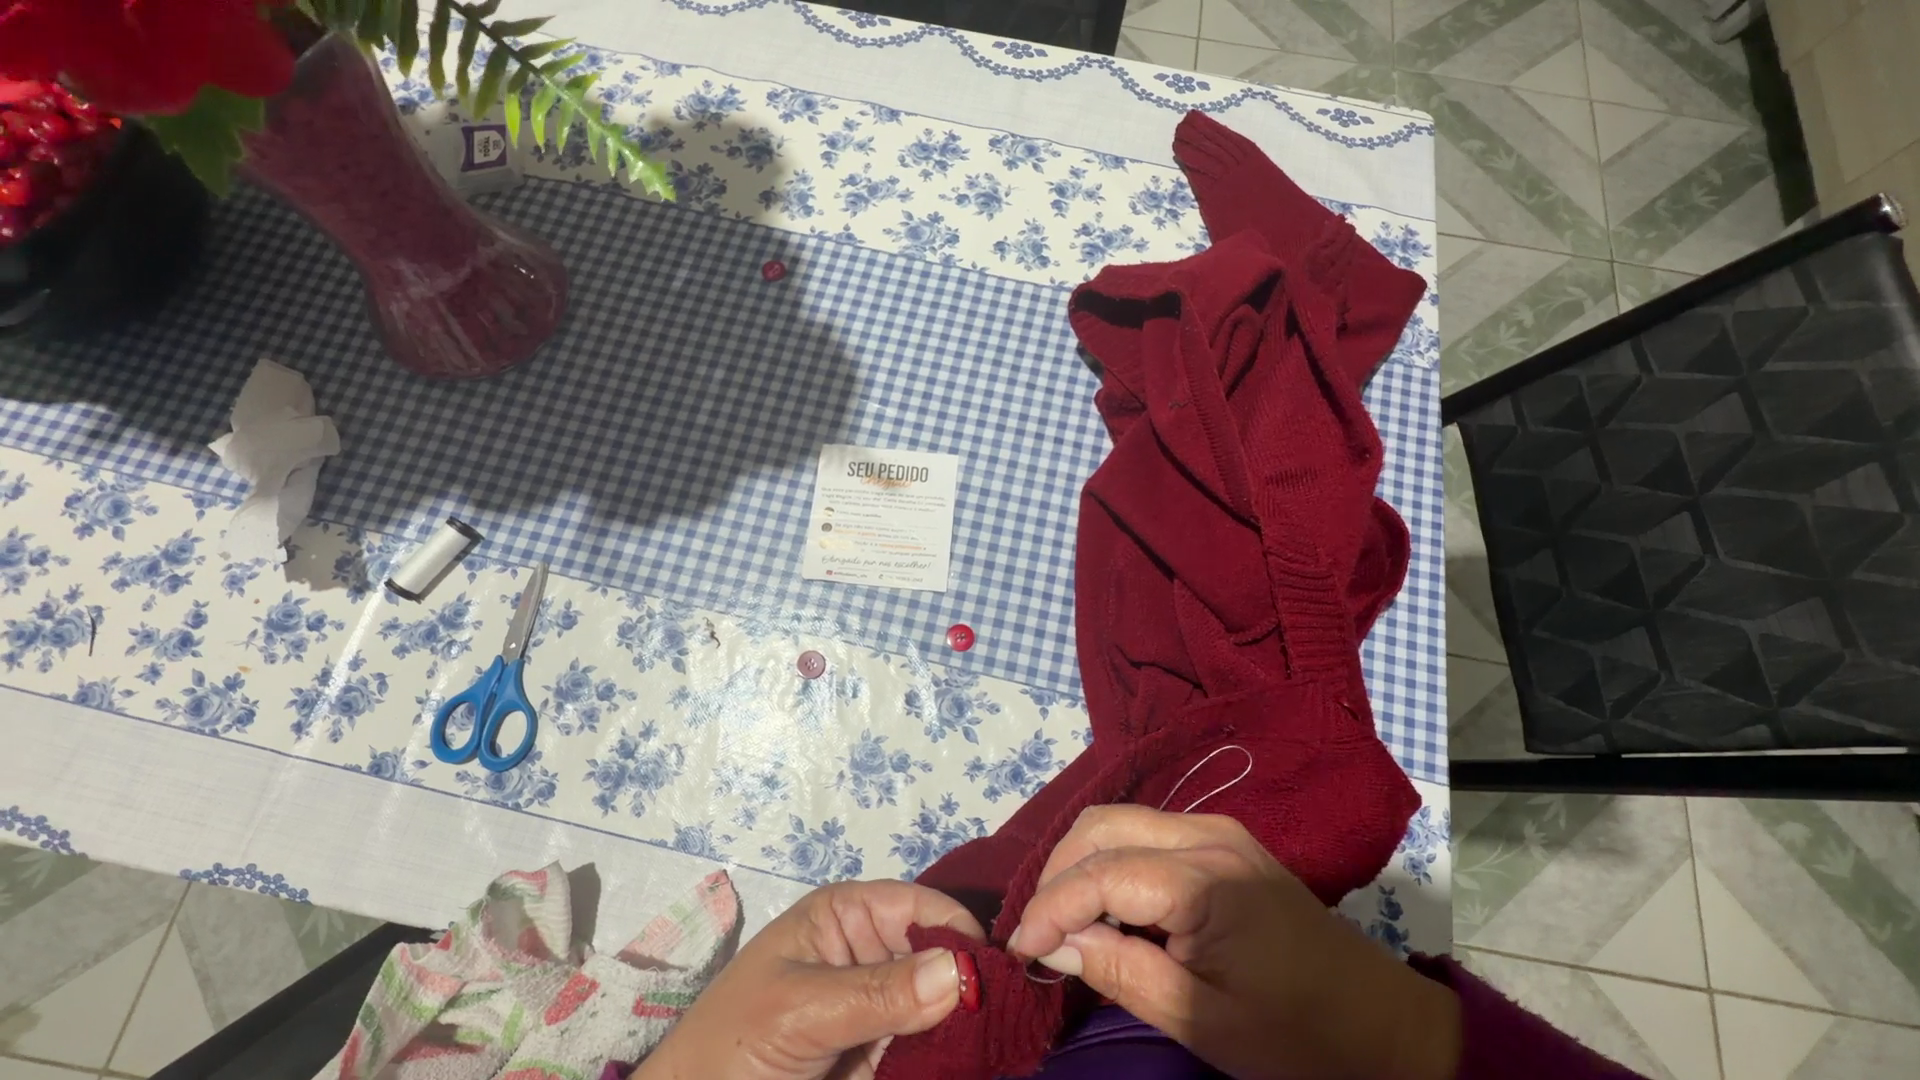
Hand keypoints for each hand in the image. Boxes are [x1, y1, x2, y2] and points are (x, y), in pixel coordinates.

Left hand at [637, 880, 984, 1079]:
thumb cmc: (732, 1047)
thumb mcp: (800, 1011)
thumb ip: (878, 992)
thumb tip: (963, 970)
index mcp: (846, 916)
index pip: (920, 908)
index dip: (961, 932)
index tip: (1002, 972)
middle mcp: (871, 951)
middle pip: (941, 954)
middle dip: (975, 980)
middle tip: (1016, 1012)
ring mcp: (880, 1006)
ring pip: (944, 1003)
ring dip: (972, 1021)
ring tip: (1008, 1036)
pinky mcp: (884, 1054)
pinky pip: (933, 1047)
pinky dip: (956, 1053)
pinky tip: (982, 1057)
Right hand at [1006, 805, 1459, 1079]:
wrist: (1383, 1024)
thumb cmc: (1294, 1033)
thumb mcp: (1199, 1019)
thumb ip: (1119, 971)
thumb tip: (1052, 943)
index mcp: (1204, 879)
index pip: (1100, 874)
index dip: (1050, 907)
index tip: (1019, 949)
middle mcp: (1206, 834)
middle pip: (1101, 826)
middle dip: (1057, 872)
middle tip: (1037, 930)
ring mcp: (1217, 830)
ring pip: (1120, 821)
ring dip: (1080, 862)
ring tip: (1062, 919)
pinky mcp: (1223, 840)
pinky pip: (1145, 832)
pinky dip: (1110, 860)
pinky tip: (1104, 904)